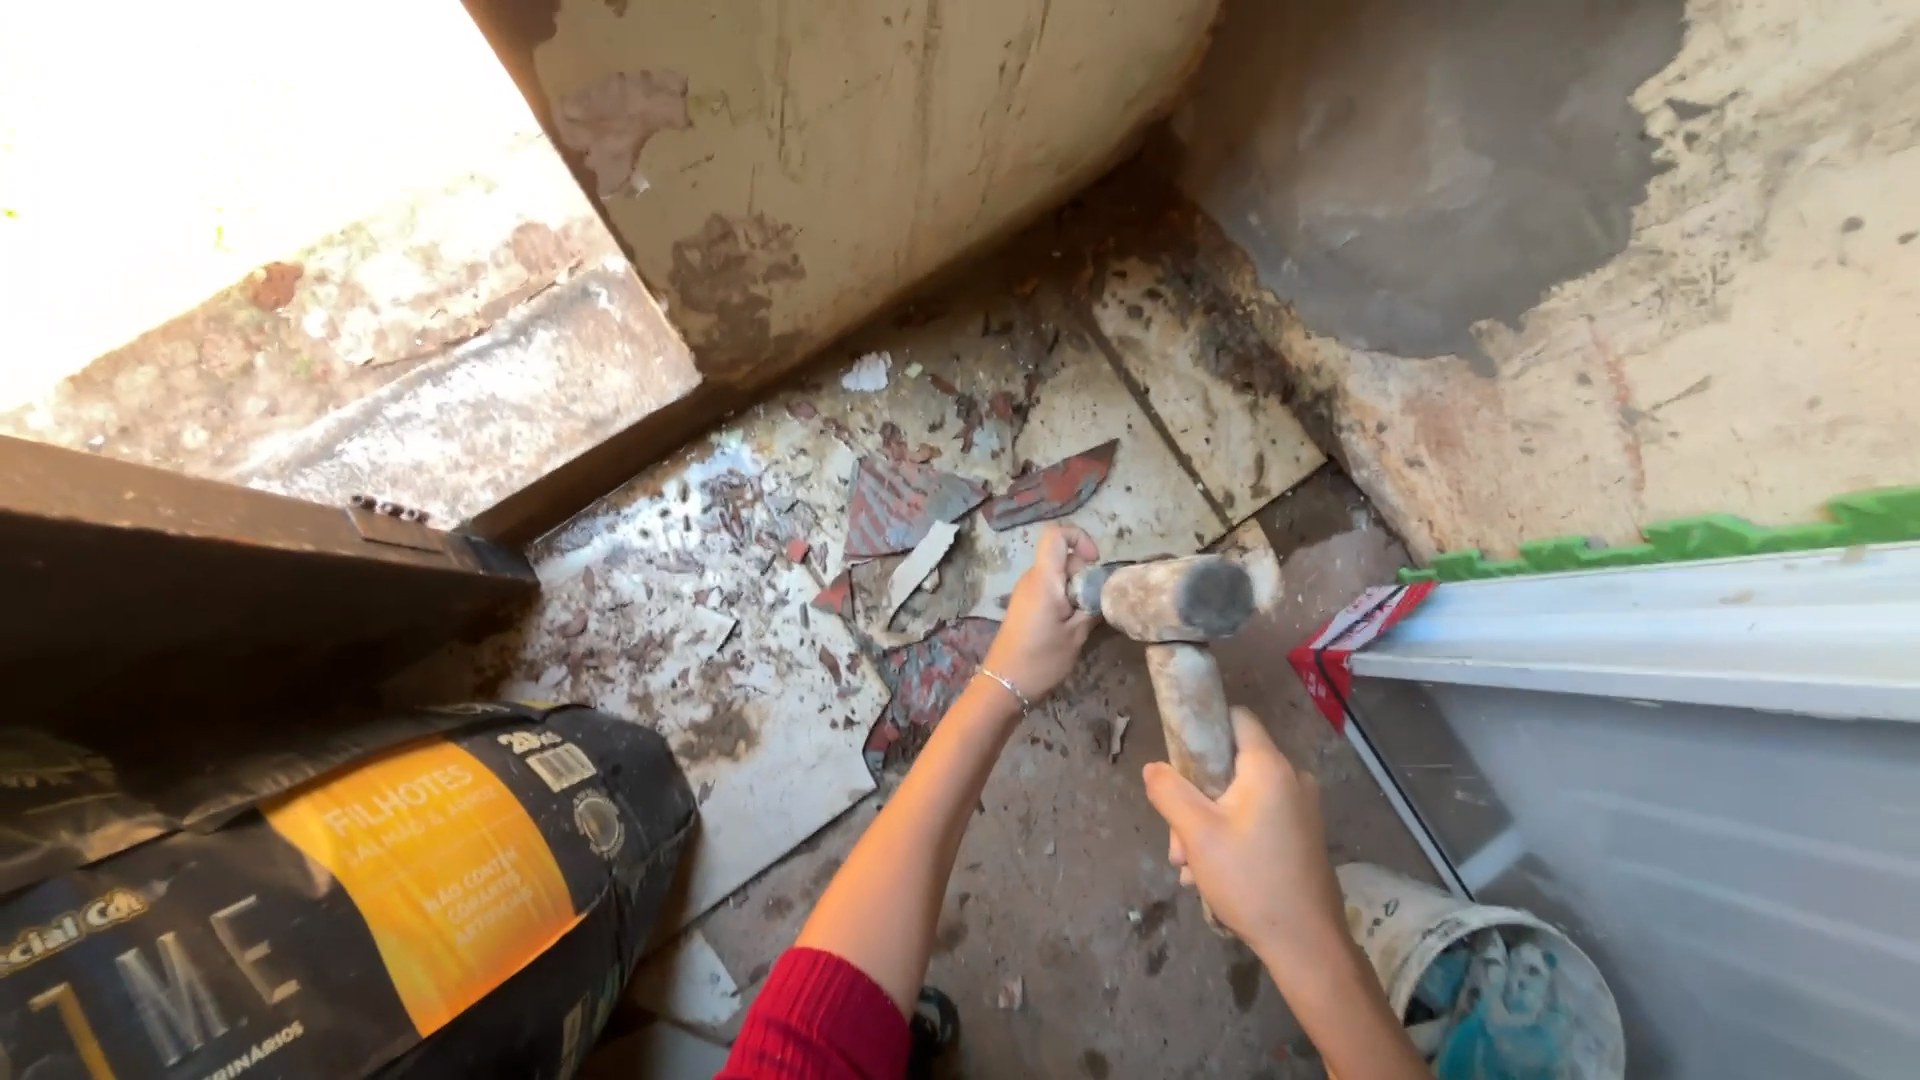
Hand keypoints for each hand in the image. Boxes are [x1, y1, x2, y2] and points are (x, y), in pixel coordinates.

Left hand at [980, 525, 1099, 703]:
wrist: (1004, 685)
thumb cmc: (1041, 659)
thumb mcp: (1077, 634)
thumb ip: (1092, 606)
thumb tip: (1105, 592)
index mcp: (1043, 578)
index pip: (1057, 535)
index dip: (1080, 538)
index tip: (1095, 562)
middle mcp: (1031, 579)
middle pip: (1061, 557)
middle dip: (1083, 573)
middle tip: (1093, 602)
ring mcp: (1024, 592)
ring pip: (1056, 575)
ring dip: (1075, 589)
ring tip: (1084, 617)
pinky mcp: (1023, 606)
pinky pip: (1048, 589)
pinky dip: (1063, 599)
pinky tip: (1070, 625)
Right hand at [1143, 708, 1347, 973]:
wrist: (1307, 945)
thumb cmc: (1250, 879)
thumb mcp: (1196, 833)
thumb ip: (1168, 791)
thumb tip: (1153, 768)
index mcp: (1269, 766)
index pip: (1236, 717)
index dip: (1203, 725)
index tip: (1177, 754)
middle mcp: (1292, 778)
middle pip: (1230, 764)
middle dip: (1195, 796)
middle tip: (1178, 837)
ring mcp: (1302, 808)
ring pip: (1239, 795)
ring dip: (1207, 823)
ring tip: (1189, 865)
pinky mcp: (1303, 834)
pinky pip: (1257, 817)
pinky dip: (1231, 835)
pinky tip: (1211, 873)